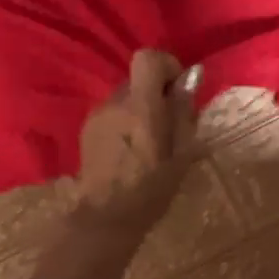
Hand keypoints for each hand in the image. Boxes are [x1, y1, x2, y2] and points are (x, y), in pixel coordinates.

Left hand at [75, 49, 200, 234]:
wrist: (104, 220)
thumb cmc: (150, 190)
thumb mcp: (181, 154)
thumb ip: (184, 111)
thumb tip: (191, 76)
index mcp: (141, 107)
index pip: (147, 58)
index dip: (167, 65)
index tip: (179, 91)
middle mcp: (115, 103)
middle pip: (137, 77)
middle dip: (156, 92)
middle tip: (170, 123)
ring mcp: (97, 115)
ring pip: (125, 95)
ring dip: (141, 107)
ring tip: (151, 141)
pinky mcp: (87, 128)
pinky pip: (113, 111)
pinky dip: (126, 120)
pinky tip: (131, 150)